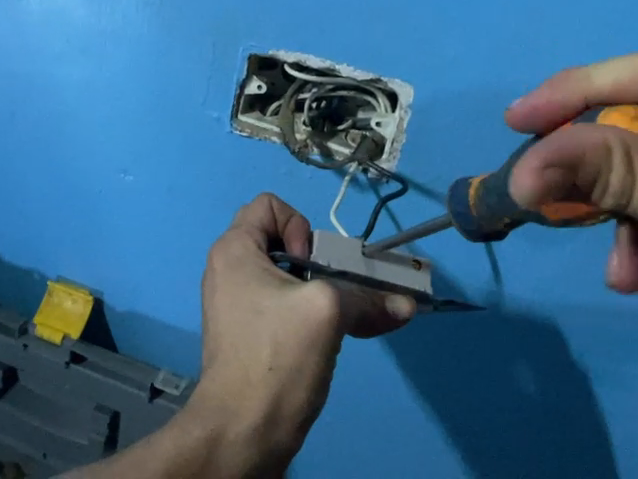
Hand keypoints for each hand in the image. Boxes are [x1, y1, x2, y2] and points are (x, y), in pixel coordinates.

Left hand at [190, 194, 413, 472]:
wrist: (241, 433)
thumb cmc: (276, 356)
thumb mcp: (327, 312)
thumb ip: (366, 298)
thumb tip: (407, 304)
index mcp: (234, 249)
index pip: (269, 205)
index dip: (299, 226)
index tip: (308, 266)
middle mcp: (229, 269)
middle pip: (283, 242)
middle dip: (319, 263)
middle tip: (330, 294)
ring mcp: (237, 304)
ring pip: (289, 279)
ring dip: (322, 294)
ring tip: (339, 321)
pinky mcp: (249, 335)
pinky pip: (285, 308)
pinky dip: (312, 317)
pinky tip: (338, 339)